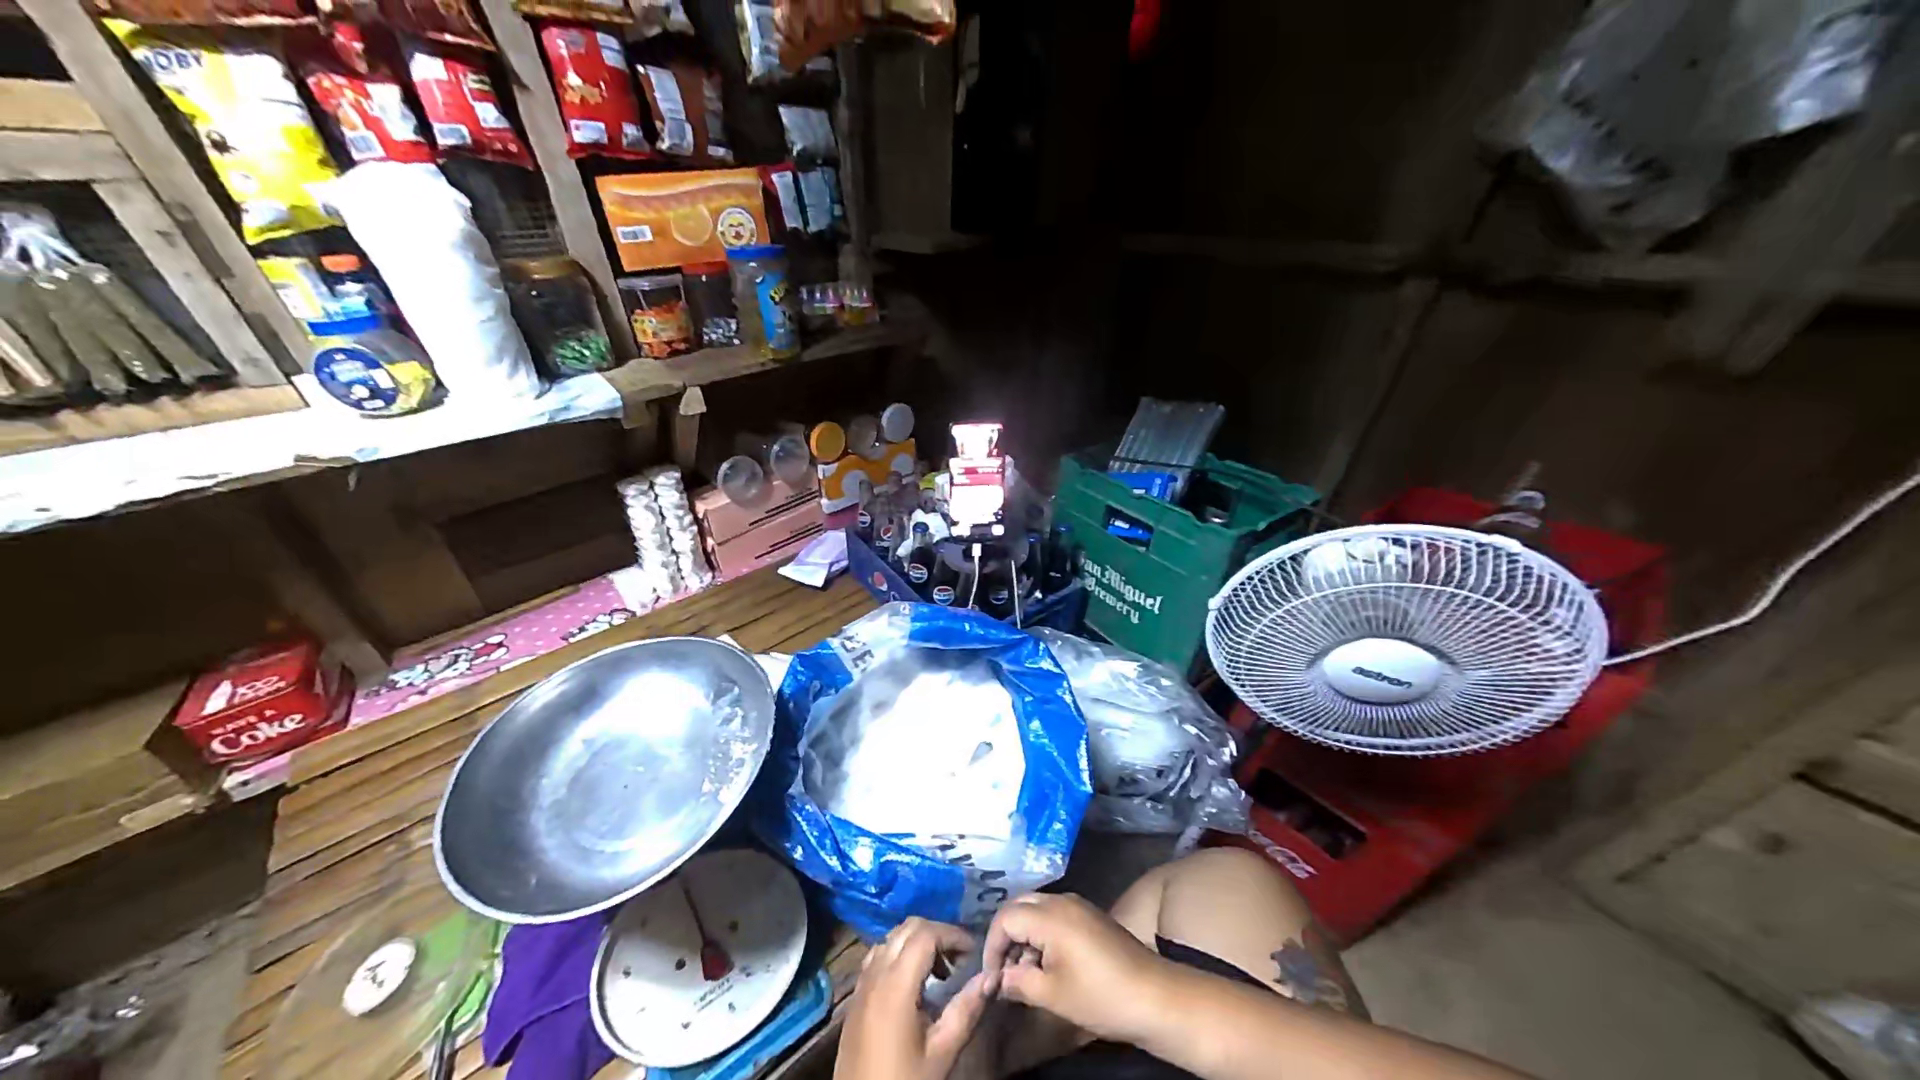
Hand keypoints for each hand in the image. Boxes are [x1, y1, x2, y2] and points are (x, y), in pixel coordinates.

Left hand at [836, 918, 994, 1079]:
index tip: (973, 953)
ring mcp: (863, 982)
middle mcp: (875, 973)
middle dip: (937, 933)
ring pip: (891, 938)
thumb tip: (991, 976)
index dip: (953, 935)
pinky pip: (879, 955)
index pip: (926, 933)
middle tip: (959, 959)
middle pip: (907, 928)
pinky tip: (914, 982)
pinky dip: (900, 953)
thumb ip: (967, 1010)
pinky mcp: (857, 995)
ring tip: (940, 971)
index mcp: (896, 984)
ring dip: (918, 942)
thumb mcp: (942, 1052)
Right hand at [983, 893, 1172, 1042]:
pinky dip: (1043, 933)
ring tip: (1026, 971)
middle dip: (1006, 935)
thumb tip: (999, 979)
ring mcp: (1079, 905)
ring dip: (1025, 935)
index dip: (992, 946)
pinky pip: (1055, 914)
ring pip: (1037, 909)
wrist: (1156, 997)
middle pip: (1019, 906)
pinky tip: (1049, 963)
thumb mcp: (1053, 995)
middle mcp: (1062, 900)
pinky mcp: (1092, 916)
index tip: (993, 977)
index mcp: (1049, 915)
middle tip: (1004, 969)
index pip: (1005, 918)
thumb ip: (1019, 981)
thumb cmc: (1100, 996)